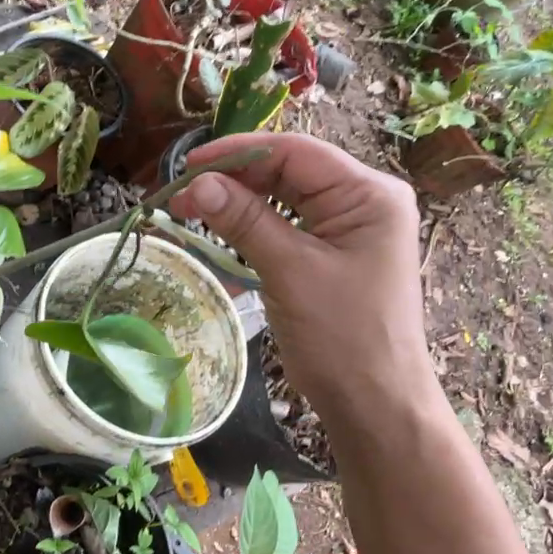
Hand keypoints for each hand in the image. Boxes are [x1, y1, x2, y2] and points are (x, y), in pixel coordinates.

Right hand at [169, 132, 431, 422]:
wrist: (373, 401)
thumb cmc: (342, 336)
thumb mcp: (290, 271)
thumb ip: (245, 221)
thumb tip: (196, 184)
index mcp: (369, 194)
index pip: (294, 152)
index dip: (237, 152)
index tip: (187, 166)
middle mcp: (362, 202)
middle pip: (287, 172)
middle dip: (232, 180)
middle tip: (180, 197)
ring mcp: (346, 230)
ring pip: (281, 200)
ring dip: (236, 205)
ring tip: (191, 213)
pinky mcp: (329, 255)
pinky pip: (284, 228)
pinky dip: (250, 230)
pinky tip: (220, 235)